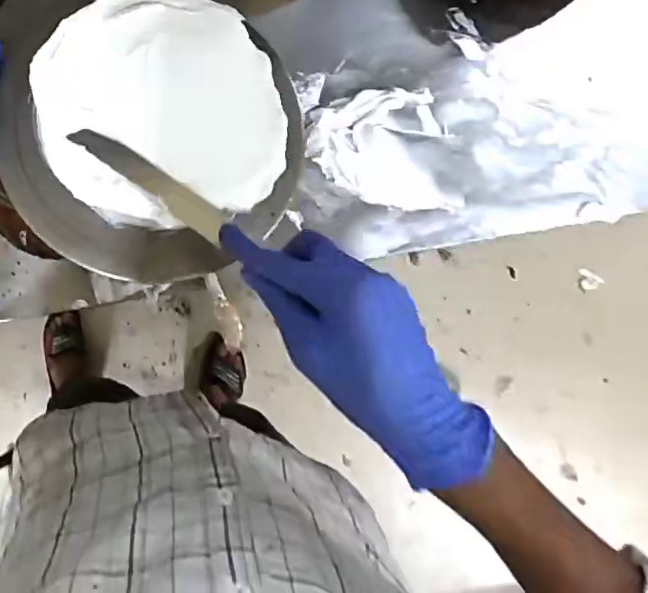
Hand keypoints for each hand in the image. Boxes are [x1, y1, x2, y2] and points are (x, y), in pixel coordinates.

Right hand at [222, 225, 493, 490]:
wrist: (421, 418)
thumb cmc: (354, 386)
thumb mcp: (304, 346)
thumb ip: (278, 302)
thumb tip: (255, 272)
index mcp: (337, 286)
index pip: (281, 261)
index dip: (249, 248)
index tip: (225, 231)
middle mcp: (361, 273)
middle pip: (311, 247)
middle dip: (287, 259)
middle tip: (276, 289)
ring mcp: (381, 282)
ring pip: (330, 260)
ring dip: (310, 274)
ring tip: (309, 314)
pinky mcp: (393, 295)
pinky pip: (350, 276)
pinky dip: (331, 285)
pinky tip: (335, 321)